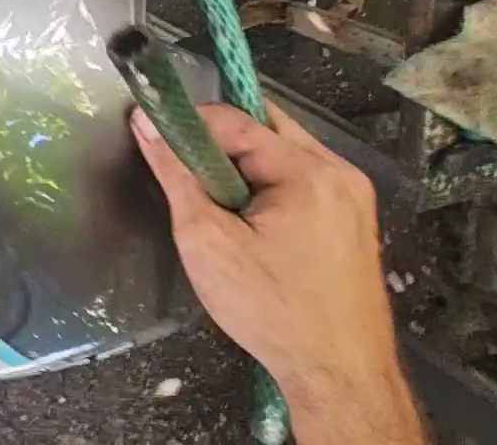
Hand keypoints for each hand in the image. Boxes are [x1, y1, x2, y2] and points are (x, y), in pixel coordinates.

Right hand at [132, 103, 420, 440]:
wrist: (339, 378)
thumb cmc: (270, 308)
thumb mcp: (205, 237)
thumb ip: (174, 172)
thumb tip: (144, 121)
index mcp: (309, 173)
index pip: (233, 119)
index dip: (186, 123)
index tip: (152, 135)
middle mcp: (339, 173)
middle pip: (261, 125)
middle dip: (215, 138)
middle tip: (181, 164)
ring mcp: (351, 196)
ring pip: (278, 148)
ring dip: (238, 159)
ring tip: (208, 192)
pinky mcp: (350, 218)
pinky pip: (295, 174)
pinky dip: (261, 179)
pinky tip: (240, 211)